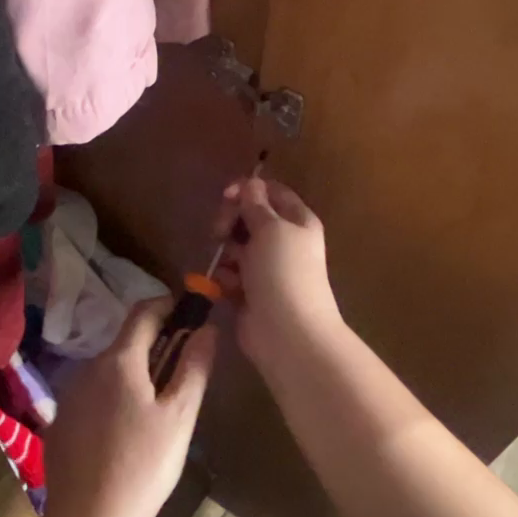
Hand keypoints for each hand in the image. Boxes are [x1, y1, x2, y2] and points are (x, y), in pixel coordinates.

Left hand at [43, 298, 215, 516]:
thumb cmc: (143, 467)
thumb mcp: (180, 416)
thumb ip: (195, 366)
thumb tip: (206, 327)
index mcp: (118, 360)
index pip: (143, 311)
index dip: (168, 306)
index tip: (190, 315)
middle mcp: (86, 369)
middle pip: (126, 344)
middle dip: (155, 348)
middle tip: (181, 376)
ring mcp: (67, 398)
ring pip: (107, 373)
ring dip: (132, 377)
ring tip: (155, 414)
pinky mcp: (58, 427)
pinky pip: (91, 400)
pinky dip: (111, 403)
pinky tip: (124, 439)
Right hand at [215, 177, 345, 369]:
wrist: (288, 332)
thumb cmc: (283, 272)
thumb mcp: (270, 228)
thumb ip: (255, 204)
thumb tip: (250, 184)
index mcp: (297, 221)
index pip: (271, 192)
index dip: (247, 190)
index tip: (225, 196)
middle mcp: (283, 241)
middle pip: (248, 218)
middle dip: (230, 222)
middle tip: (219, 232)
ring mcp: (266, 268)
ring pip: (235, 247)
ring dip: (226, 253)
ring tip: (229, 268)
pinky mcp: (250, 292)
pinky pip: (230, 275)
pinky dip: (225, 278)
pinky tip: (226, 288)